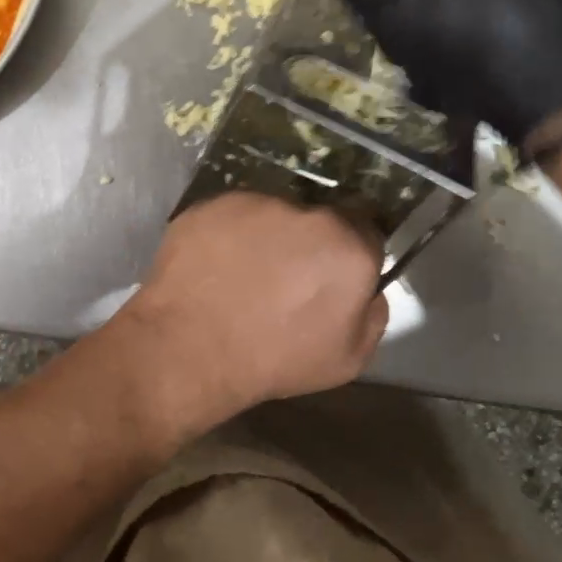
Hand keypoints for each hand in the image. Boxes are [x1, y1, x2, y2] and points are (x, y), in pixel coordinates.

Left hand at [111, 194, 388, 437]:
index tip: (334, 267)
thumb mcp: (349, 356)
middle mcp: (302, 211)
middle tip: (285, 275)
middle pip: (315, 217)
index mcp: (346, 244)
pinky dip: (227, 234)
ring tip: (243, 273)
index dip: (351, 248)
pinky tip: (215, 265)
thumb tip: (365, 287)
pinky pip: (229, 216)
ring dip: (265, 235)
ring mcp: (251, 203)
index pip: (365, 226)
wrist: (190, 346)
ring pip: (269, 214)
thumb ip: (370, 311)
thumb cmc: (275, 358)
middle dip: (307, 241)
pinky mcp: (209, 204)